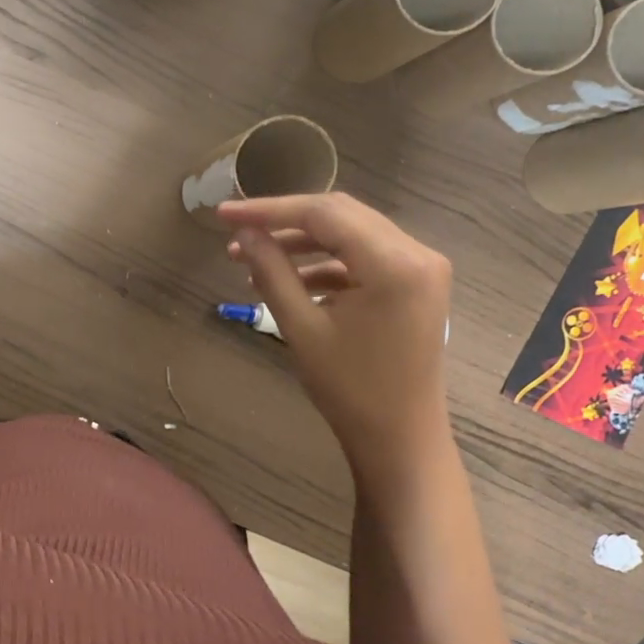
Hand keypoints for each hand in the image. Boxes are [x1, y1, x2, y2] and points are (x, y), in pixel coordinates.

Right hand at [220, 193, 453, 474]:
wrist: (399, 434)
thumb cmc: (348, 386)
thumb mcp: (301, 327)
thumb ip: (272, 272)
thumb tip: (244, 234)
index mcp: (393, 263)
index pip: (324, 214)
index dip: (269, 210)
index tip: (222, 214)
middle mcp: (416, 253)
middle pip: (340, 216)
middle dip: (284, 222)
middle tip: (235, 235)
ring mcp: (421, 268)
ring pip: (351, 234)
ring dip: (301, 243)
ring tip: (252, 261)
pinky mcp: (415, 284)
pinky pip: (364, 257)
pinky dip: (324, 263)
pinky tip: (289, 281)